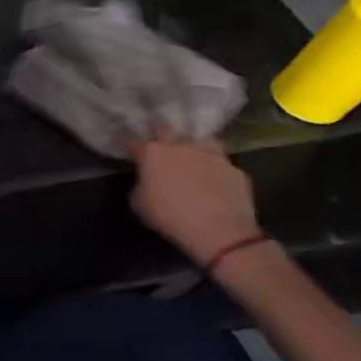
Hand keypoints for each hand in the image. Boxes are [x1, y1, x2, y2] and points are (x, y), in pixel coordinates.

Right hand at [126, 133, 260, 266]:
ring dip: (191, 147)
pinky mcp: (234, 167)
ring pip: (198, 141)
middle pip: (164, 128)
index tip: (125, 149)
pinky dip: (213, 170)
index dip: (127, 144)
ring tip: (190, 159)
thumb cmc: (170, 216)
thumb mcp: (139, 203)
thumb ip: (141, 183)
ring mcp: (212, 154)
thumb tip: (148, 180)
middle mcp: (181, 145)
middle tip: (156, 145)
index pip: (131, 140)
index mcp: (152, 152)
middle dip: (157, 133)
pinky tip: (213, 183)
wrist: (221, 232)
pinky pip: (219, 164)